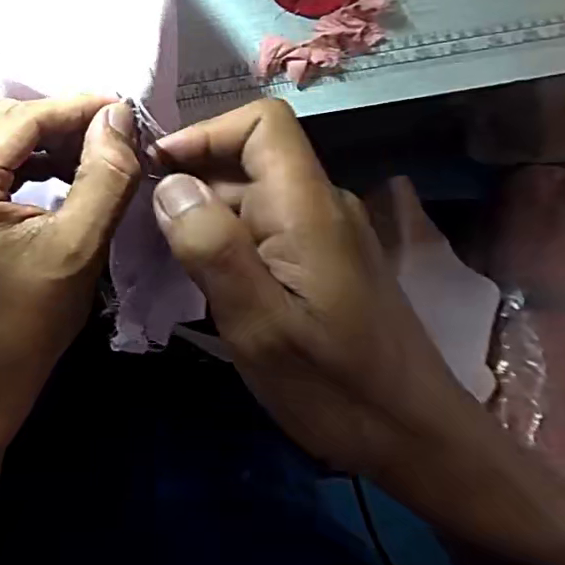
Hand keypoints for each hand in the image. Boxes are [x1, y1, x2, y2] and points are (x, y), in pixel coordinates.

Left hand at [0, 95, 141, 442]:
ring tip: (99, 150)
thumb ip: (103, 175)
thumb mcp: (78, 246)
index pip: (22, 119)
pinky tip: (70, 171)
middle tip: (115, 131)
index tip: (124, 109)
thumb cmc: (30, 322)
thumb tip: (118, 117)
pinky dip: (37, 160)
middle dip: (65, 120)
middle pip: (8, 122)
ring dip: (52, 139)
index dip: (77, 107)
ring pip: (4, 139)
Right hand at [149, 99, 485, 477]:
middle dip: (193, 179)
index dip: (205, 132)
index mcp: (308, 206)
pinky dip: (228, 238)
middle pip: (249, 159)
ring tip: (168, 256)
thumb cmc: (336, 388)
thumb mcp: (259, 325)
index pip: (261, 123)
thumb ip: (212, 248)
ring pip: (253, 195)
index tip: (158, 168)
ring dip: (206, 213)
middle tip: (147, 227)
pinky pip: (265, 226)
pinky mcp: (323, 259)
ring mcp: (324, 231)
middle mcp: (320, 204)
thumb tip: (169, 184)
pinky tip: (207, 279)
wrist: (417, 440)